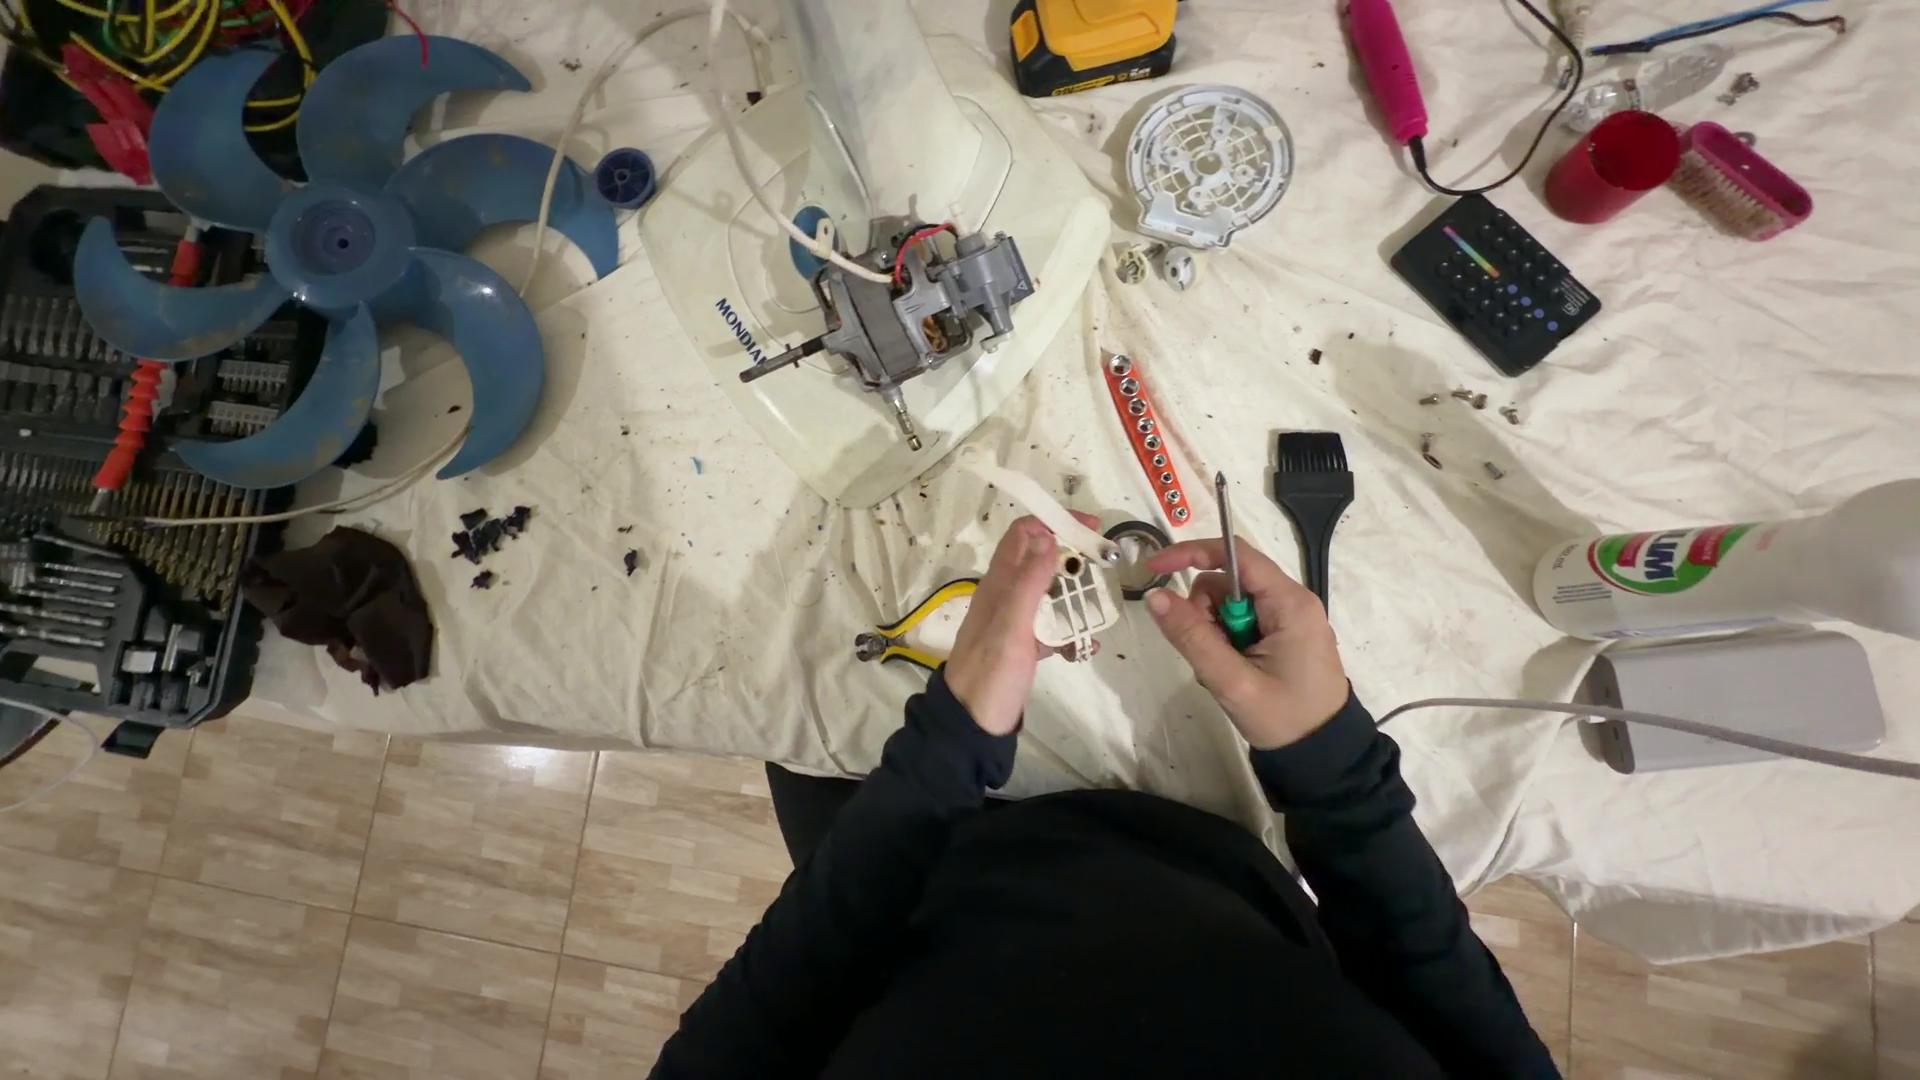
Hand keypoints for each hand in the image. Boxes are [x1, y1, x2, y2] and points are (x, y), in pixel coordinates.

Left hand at [944, 513, 1096, 735]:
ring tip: (1100, 609)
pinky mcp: (1024, 644)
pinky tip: (1087, 645)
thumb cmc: (990, 674)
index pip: (1024, 534)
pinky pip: (1052, 627)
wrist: (972, 725)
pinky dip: (1071, 630)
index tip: (1092, 529)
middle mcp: (1006, 595)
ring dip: (1076, 596)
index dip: (1055, 523)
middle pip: (1042, 560)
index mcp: (999, 584)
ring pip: (1050, 593)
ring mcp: (1015, 620)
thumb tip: (1049, 538)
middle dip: (1073, 558)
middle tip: (1104, 568)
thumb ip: (1028, 584)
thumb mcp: (1011, 627)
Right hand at [1142, 537, 1348, 749]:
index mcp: (1289, 603)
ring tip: (1222, 668)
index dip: (1191, 553)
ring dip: (1211, 628)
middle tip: (1205, 651)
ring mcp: (1286, 617)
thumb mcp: (1232, 682)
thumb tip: (1154, 597)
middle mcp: (1290, 600)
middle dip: (1202, 609)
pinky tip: (1230, 669)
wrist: (1323, 756)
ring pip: (1226, 602)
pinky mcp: (1280, 634)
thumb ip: (1192, 637)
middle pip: (1226, 580)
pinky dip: (1222, 639)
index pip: (1235, 555)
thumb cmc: (1284, 718)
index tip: (1154, 569)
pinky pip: (1237, 620)